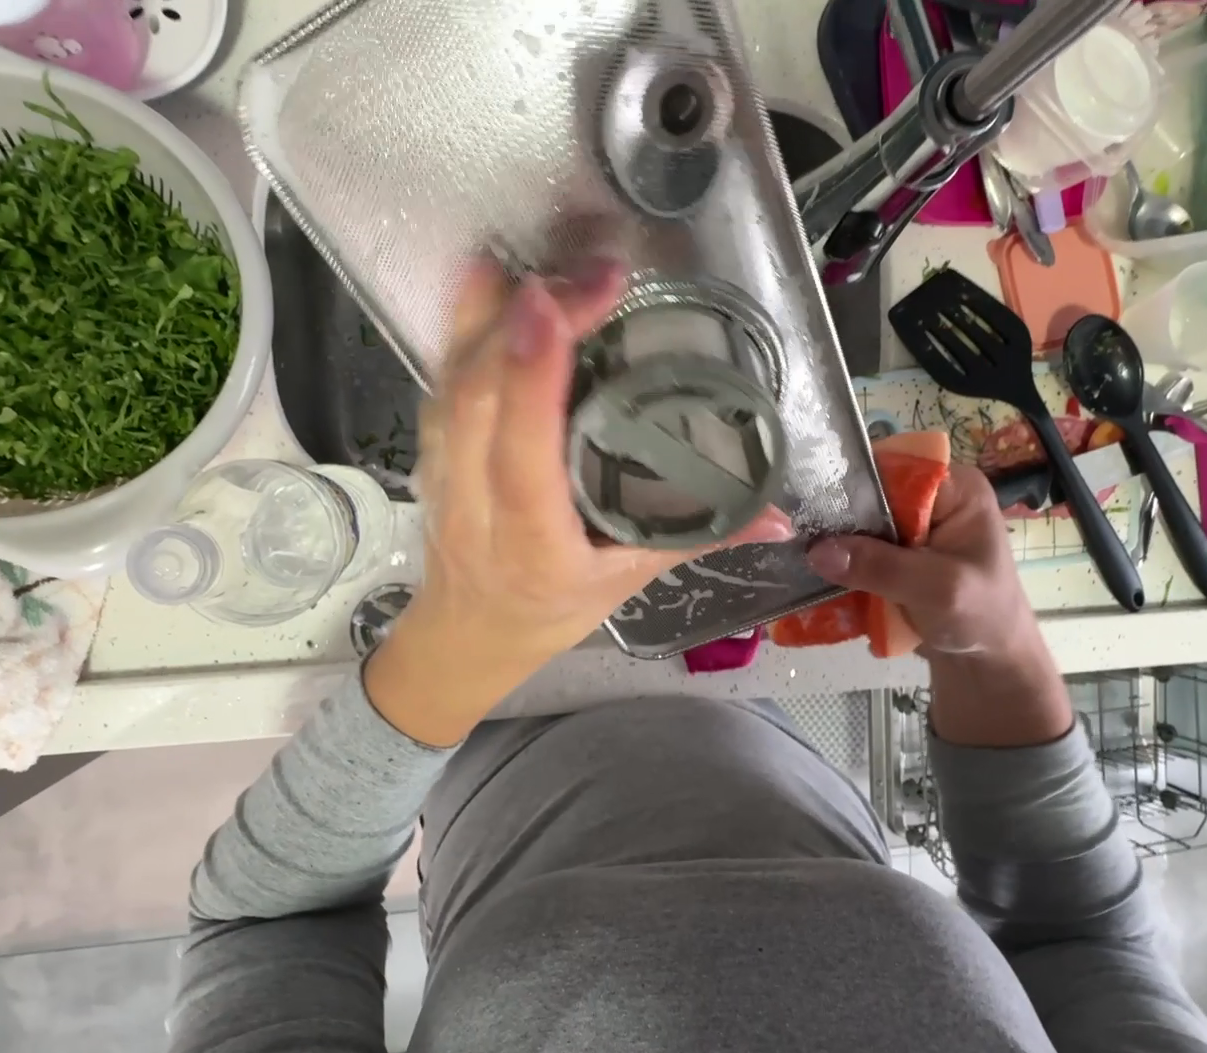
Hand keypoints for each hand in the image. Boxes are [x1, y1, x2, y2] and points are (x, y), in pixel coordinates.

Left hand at [365, 258, 790, 746]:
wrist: (466, 634)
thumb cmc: (547, 612)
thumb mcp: (625, 583)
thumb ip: (698, 539)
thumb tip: (779, 517)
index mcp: (531, 546)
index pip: (523, 458)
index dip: (531, 378)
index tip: (554, 306)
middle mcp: (475, 505)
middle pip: (477, 402)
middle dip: (524, 324)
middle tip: (591, 276)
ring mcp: (440, 474)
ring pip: (450, 384)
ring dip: (489, 314)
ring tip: (548, 265)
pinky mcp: (428, 449)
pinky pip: (440, 380)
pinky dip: (465, 325)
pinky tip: (494, 283)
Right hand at [804, 464, 1069, 747]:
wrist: (989, 664)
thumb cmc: (982, 619)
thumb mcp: (938, 590)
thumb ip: (882, 568)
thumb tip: (818, 551)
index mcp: (954, 489)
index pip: (894, 467)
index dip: (854, 484)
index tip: (815, 508)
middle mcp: (929, 500)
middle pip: (868, 495)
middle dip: (836, 519)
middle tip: (800, 540)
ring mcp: (910, 529)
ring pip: (855, 525)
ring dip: (832, 547)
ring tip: (801, 560)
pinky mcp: (893, 555)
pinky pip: (855, 551)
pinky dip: (839, 567)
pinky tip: (818, 579)